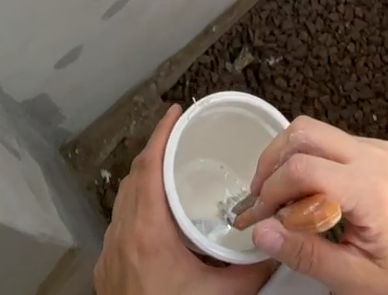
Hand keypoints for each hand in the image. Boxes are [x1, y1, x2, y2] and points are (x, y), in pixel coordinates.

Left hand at [96, 104, 277, 294]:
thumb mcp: (226, 294)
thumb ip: (254, 265)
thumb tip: (281, 239)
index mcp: (147, 232)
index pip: (148, 167)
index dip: (161, 134)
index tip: (176, 111)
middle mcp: (121, 237)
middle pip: (134, 178)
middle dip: (155, 151)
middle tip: (180, 135)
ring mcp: (109, 256)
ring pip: (123, 202)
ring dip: (144, 180)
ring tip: (170, 170)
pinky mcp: (107, 274)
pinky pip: (119, 226)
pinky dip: (136, 207)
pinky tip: (155, 217)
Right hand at [233, 117, 387, 294]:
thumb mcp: (354, 280)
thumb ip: (304, 253)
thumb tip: (263, 232)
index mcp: (371, 189)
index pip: (302, 169)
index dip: (270, 190)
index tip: (255, 216)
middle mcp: (377, 158)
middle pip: (304, 133)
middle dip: (272, 160)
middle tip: (259, 196)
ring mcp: (381, 151)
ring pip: (317, 130)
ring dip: (289, 157)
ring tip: (278, 196)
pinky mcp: (382, 152)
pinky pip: (335, 141)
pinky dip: (311, 159)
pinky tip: (306, 193)